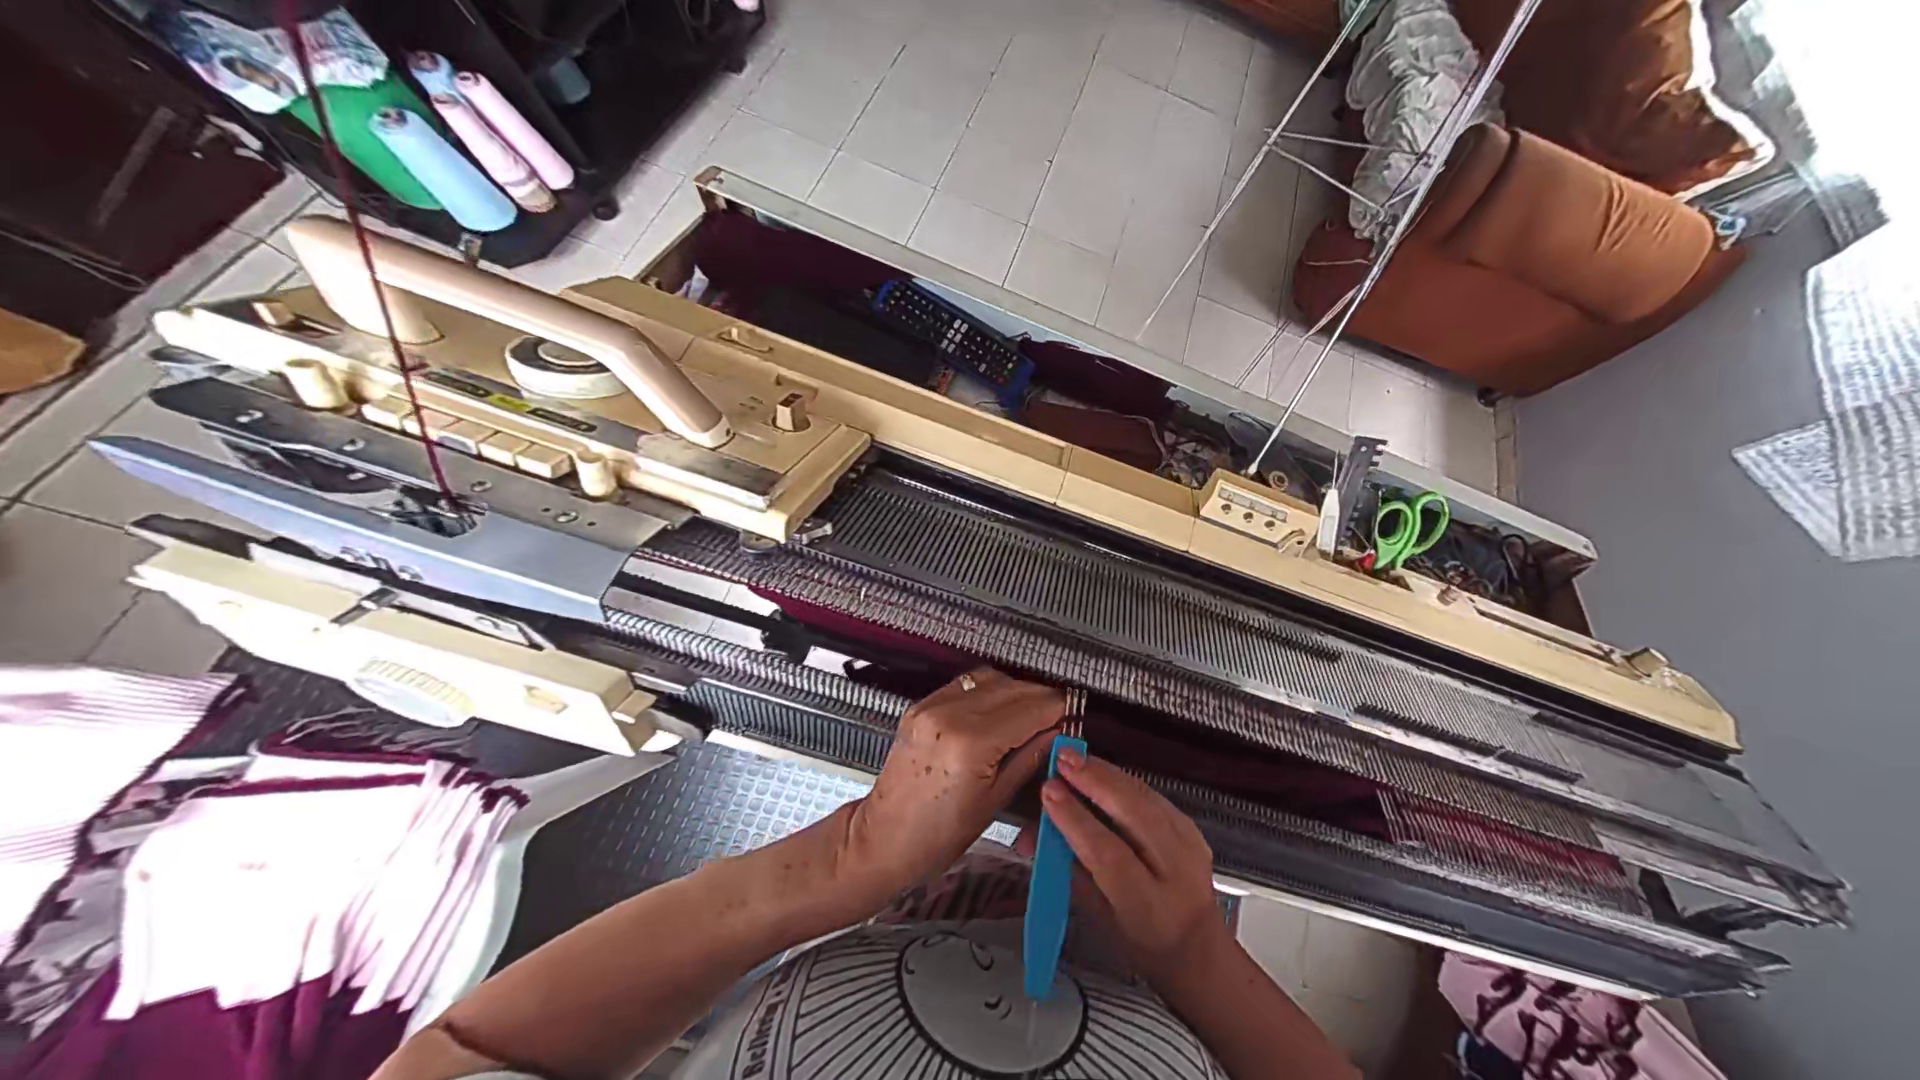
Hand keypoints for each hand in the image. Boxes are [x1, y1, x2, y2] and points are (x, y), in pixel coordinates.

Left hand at [835, 669, 1064, 908]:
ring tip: (1032, 710)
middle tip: (1059, 712)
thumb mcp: (995, 801)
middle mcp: (948, 714)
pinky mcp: (919, 706)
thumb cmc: (939, 834)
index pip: (1028, 709)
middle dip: (1040, 697)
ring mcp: (930, 706)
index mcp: (970, 743)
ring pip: (988, 678)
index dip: (1056, 708)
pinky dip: (987, 690)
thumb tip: (1057, 732)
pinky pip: (964, 685)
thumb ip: (1028, 757)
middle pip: (1010, 688)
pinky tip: (1000, 708)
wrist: (884, 838)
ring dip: (1015, 689)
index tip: (1074, 710)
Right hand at [1038, 750, 1225, 985]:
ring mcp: (1191, 847)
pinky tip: (1099, 769)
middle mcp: (1177, 873)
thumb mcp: (1099, 915)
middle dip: (1096, 782)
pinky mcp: (1194, 830)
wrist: (1199, 951)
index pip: (1109, 854)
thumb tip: (1034, 828)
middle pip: (1136, 815)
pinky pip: (1153, 796)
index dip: (1076, 819)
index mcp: (1149, 907)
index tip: (1048, 791)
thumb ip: (1069, 867)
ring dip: (1107, 773)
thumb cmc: (1138, 941)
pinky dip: (1122, 780)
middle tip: (1062, 761)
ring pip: (1146, 798)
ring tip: (1074, 757)